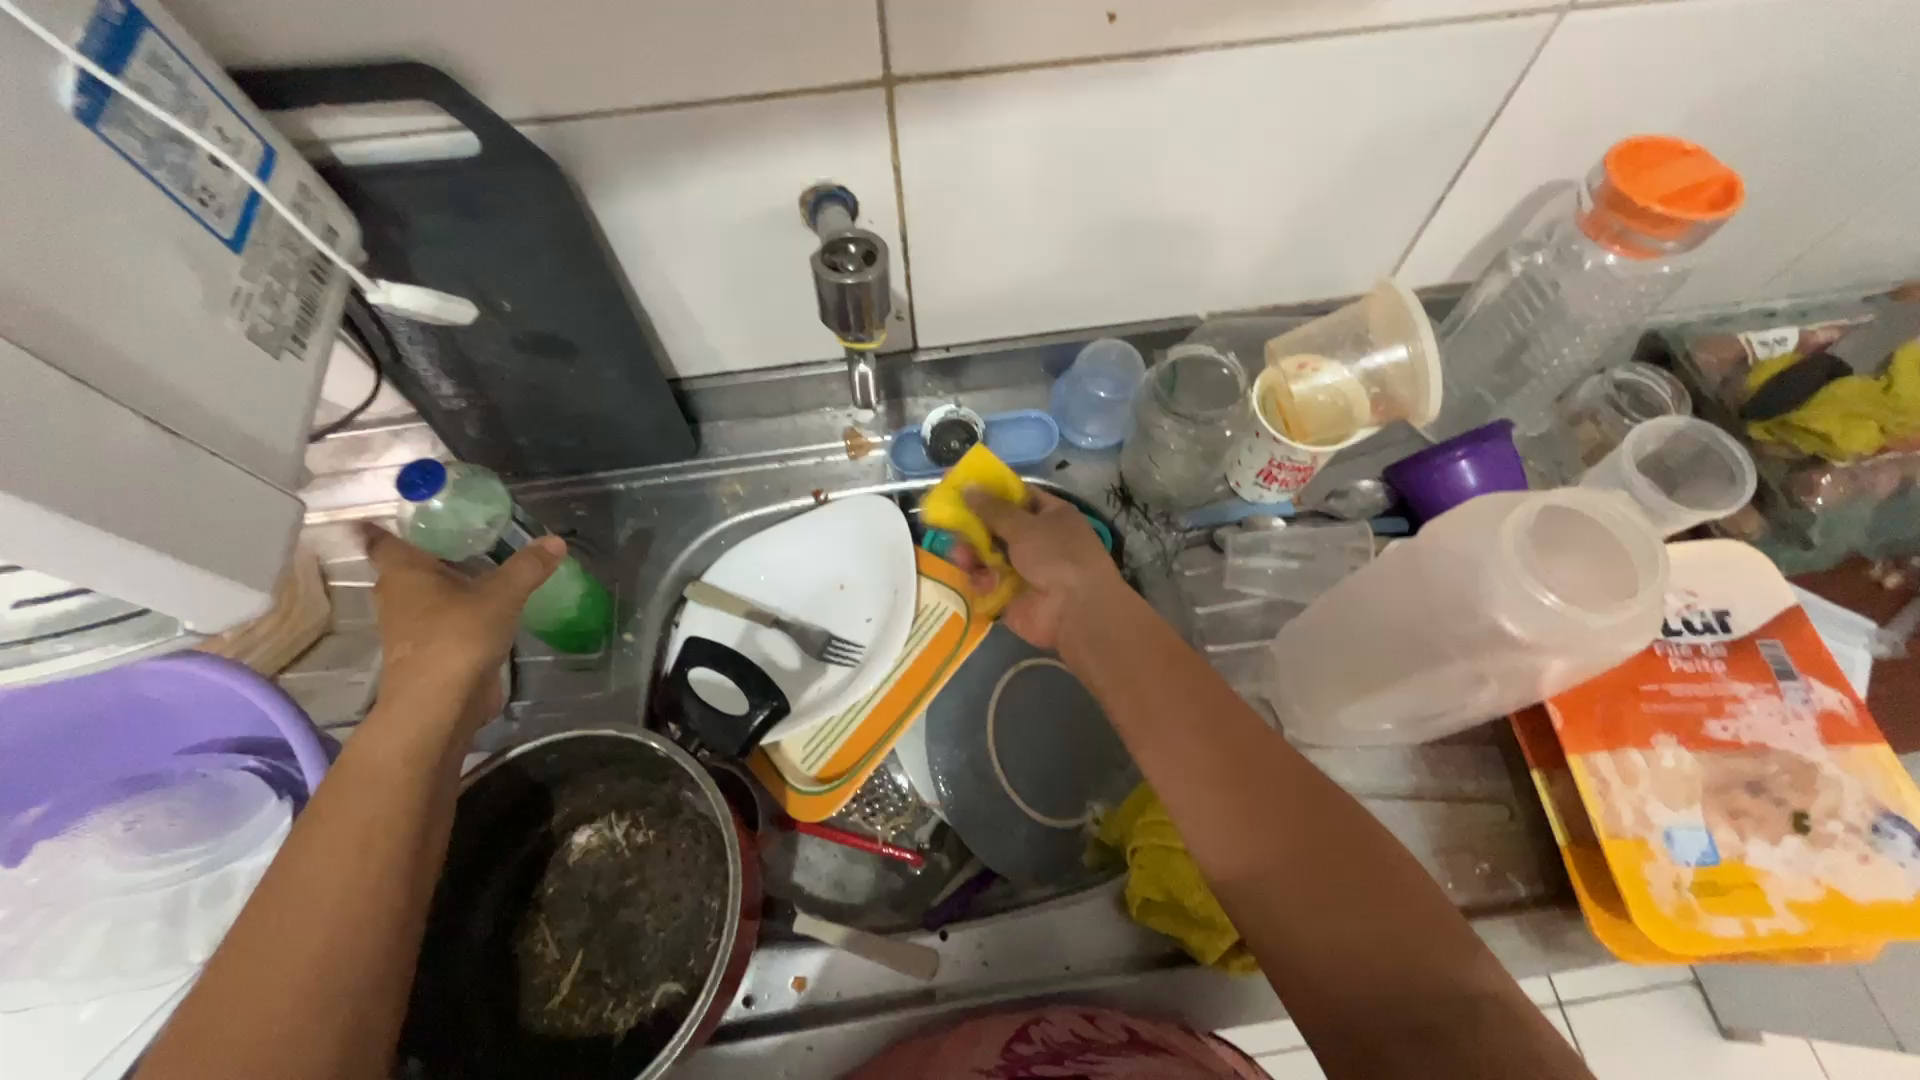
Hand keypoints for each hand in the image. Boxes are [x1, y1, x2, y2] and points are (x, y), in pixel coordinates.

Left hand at [360, 524, 562, 731]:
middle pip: (408, 569)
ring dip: (448, 585)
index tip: (396, 514)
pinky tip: (489, 607)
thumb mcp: (502, 595)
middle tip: (463, 534)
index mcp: (404, 574)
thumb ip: (527, 567)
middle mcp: (399, 598)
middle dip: (430, 554)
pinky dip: (461, 611)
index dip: (385, 526)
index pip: (383, 542)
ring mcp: (411, 628)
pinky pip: (444, 621)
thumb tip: (556, 540)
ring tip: (484, 567)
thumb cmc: (457, 636)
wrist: (441, 704)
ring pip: (427, 597)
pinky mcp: (431, 652)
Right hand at [950, 489, 1121, 648]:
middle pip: (997, 528)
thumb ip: (993, 509)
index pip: (1018, 497)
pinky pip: (987, 583)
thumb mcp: (1025, 525)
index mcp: (1051, 516)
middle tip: (951, 526)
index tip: (962, 488)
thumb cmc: (1056, 556)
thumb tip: (967, 486)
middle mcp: (1038, 541)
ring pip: (988, 556)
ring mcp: (1024, 570)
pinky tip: (974, 579)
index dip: (992, 492)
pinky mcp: (1010, 596)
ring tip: (960, 556)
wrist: (1075, 611)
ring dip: (972, 554)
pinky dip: (979, 580)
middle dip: (975, 528)